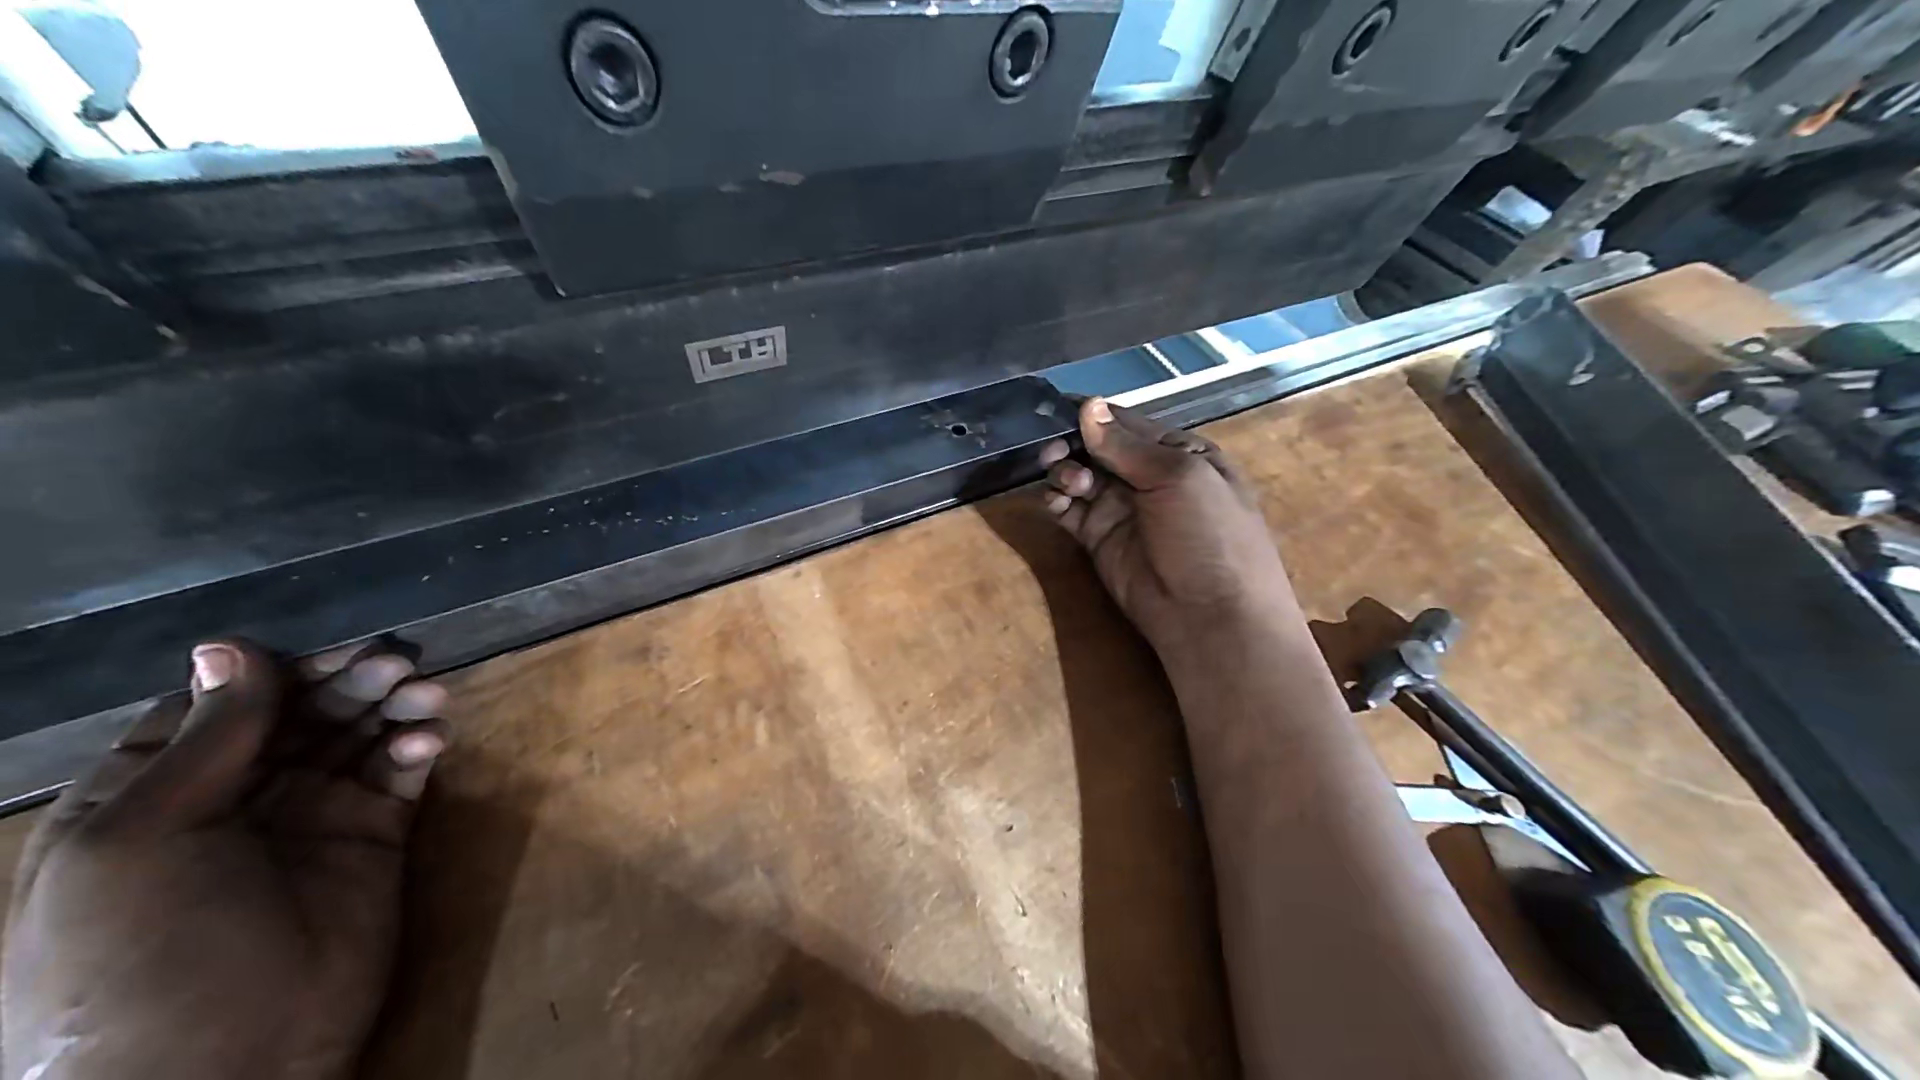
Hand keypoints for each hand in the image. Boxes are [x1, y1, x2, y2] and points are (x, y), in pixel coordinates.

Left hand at [3, 640, 449, 1079]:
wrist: (221, 1066)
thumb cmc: (139, 953)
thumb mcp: (135, 840)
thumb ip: (201, 741)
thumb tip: (228, 647)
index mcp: (155, 794)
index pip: (225, 706)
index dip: (279, 673)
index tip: (334, 654)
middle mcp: (237, 797)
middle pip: (305, 714)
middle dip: (353, 684)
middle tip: (400, 665)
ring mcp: (311, 818)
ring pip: (360, 737)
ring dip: (395, 708)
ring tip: (428, 695)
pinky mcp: (373, 838)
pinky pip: (400, 776)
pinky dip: (416, 749)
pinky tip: (426, 743)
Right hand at [1038, 397, 1297, 663]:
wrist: (1210, 615)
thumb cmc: (1209, 534)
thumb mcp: (1178, 477)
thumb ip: (1126, 445)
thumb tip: (1088, 405)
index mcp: (1177, 451)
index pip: (1125, 422)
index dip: (1091, 414)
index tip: (1055, 407)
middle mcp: (1146, 475)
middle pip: (1096, 447)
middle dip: (1071, 443)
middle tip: (1052, 451)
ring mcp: (1120, 508)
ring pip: (1079, 475)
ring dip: (1064, 471)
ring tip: (1068, 483)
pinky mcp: (1098, 538)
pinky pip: (1069, 510)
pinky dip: (1056, 501)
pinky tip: (1055, 502)